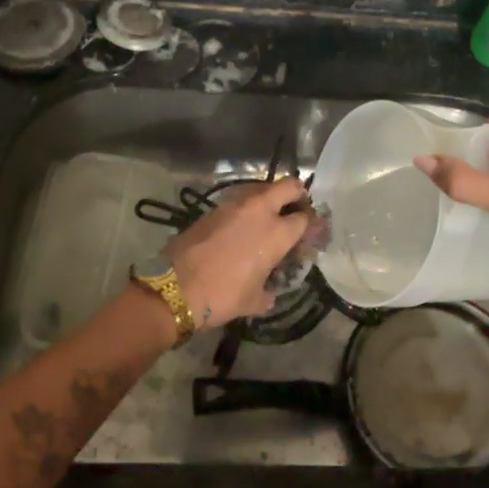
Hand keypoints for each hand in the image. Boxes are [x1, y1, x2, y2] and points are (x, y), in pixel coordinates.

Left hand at [163, 177, 312, 327]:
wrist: (176, 286)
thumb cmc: (223, 296)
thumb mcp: (253, 301)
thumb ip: (268, 293)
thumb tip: (270, 292)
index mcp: (277, 233)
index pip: (305, 218)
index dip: (312, 224)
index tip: (312, 232)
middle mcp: (260, 210)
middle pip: (288, 186)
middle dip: (297, 194)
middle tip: (295, 211)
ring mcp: (234, 204)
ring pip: (262, 188)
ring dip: (270, 198)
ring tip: (268, 218)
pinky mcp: (214, 207)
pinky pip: (239, 199)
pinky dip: (247, 206)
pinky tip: (243, 225)